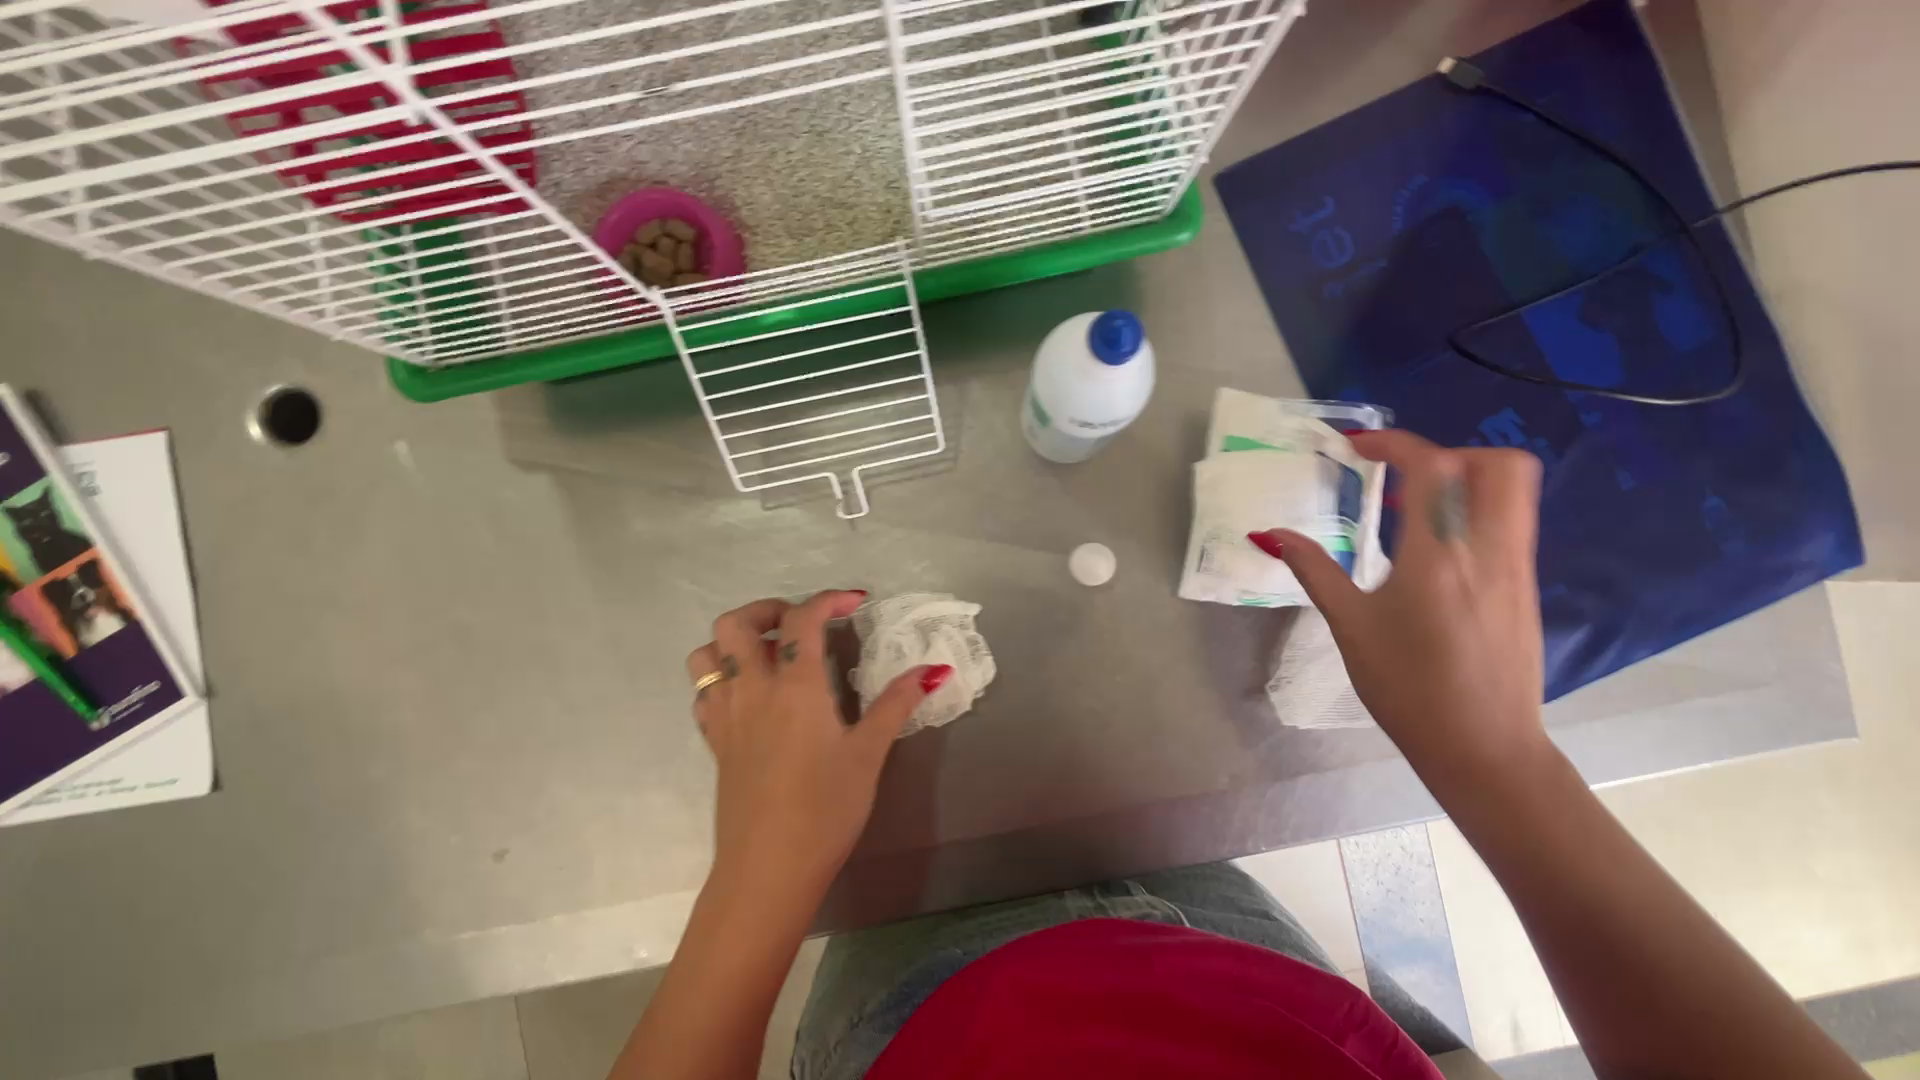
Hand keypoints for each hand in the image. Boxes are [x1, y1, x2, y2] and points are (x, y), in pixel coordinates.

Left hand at [686, 590, 950, 893]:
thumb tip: (934, 670)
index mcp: (795, 686)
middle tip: (799, 624)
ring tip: (766, 654)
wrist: (769, 868)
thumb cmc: (825, 809)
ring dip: (732, 642)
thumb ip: (896, 705)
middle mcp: (753, 690)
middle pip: (736, 623)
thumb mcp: (869, 755)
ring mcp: (726, 716)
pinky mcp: (714, 743)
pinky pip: (703, 695)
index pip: (802, 619)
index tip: (854, 602)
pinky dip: (720, 681)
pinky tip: (749, 698)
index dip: (828, 599)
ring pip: (706, 655)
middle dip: (767, 609)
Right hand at [1250, 431, 1547, 787]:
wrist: (1483, 747)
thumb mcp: (1350, 627)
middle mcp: (1489, 549)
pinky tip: (1436, 553)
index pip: (1430, 466)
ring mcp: (1517, 567)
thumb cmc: (1407, 688)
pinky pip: (1510, 524)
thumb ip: (1313, 570)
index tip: (1354, 447)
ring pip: (1514, 491)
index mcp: (1438, 556)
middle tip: (1403, 478)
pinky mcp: (1527, 587)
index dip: (1391, 442)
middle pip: (1497, 464)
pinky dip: (1475, 513)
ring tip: (1415, 512)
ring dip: (1466, 480)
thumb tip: (1270, 533)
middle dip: (1448, 454)